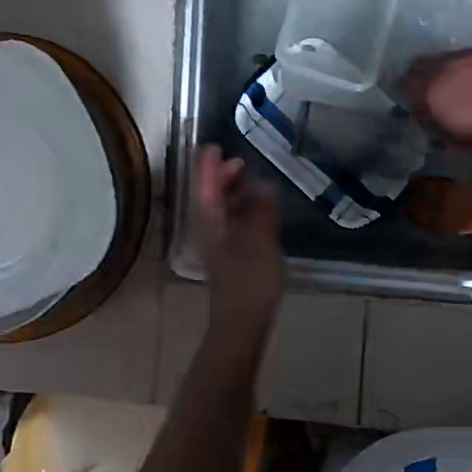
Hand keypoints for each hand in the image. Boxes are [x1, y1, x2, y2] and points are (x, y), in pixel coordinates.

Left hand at [194, 145, 283, 326]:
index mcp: (213, 224)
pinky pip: (231, 223)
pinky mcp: (229, 256)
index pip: (206, 187)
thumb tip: (265, 184)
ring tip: (252, 180)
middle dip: (221, 177)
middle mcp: (210, 230)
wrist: (241, 325)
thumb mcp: (262, 244)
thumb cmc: (250, 284)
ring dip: (232, 193)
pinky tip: (258, 210)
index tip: (213, 146)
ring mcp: (218, 245)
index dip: (209, 167)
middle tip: (240, 161)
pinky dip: (241, 210)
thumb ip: (262, 212)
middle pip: (210, 196)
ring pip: (220, 210)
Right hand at [400, 49, 471, 147]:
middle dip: (419, 75)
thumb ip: (427, 118)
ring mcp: (464, 55)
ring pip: (442, 57)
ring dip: (441, 68)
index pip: (401, 82)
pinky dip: (464, 65)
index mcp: (427, 89)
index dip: (404, 91)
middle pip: (418, 64)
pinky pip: (465, 56)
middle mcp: (441, 66)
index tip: (409, 99)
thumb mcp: (448, 135)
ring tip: (454, 83)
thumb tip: (417, 109)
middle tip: (427, 89)